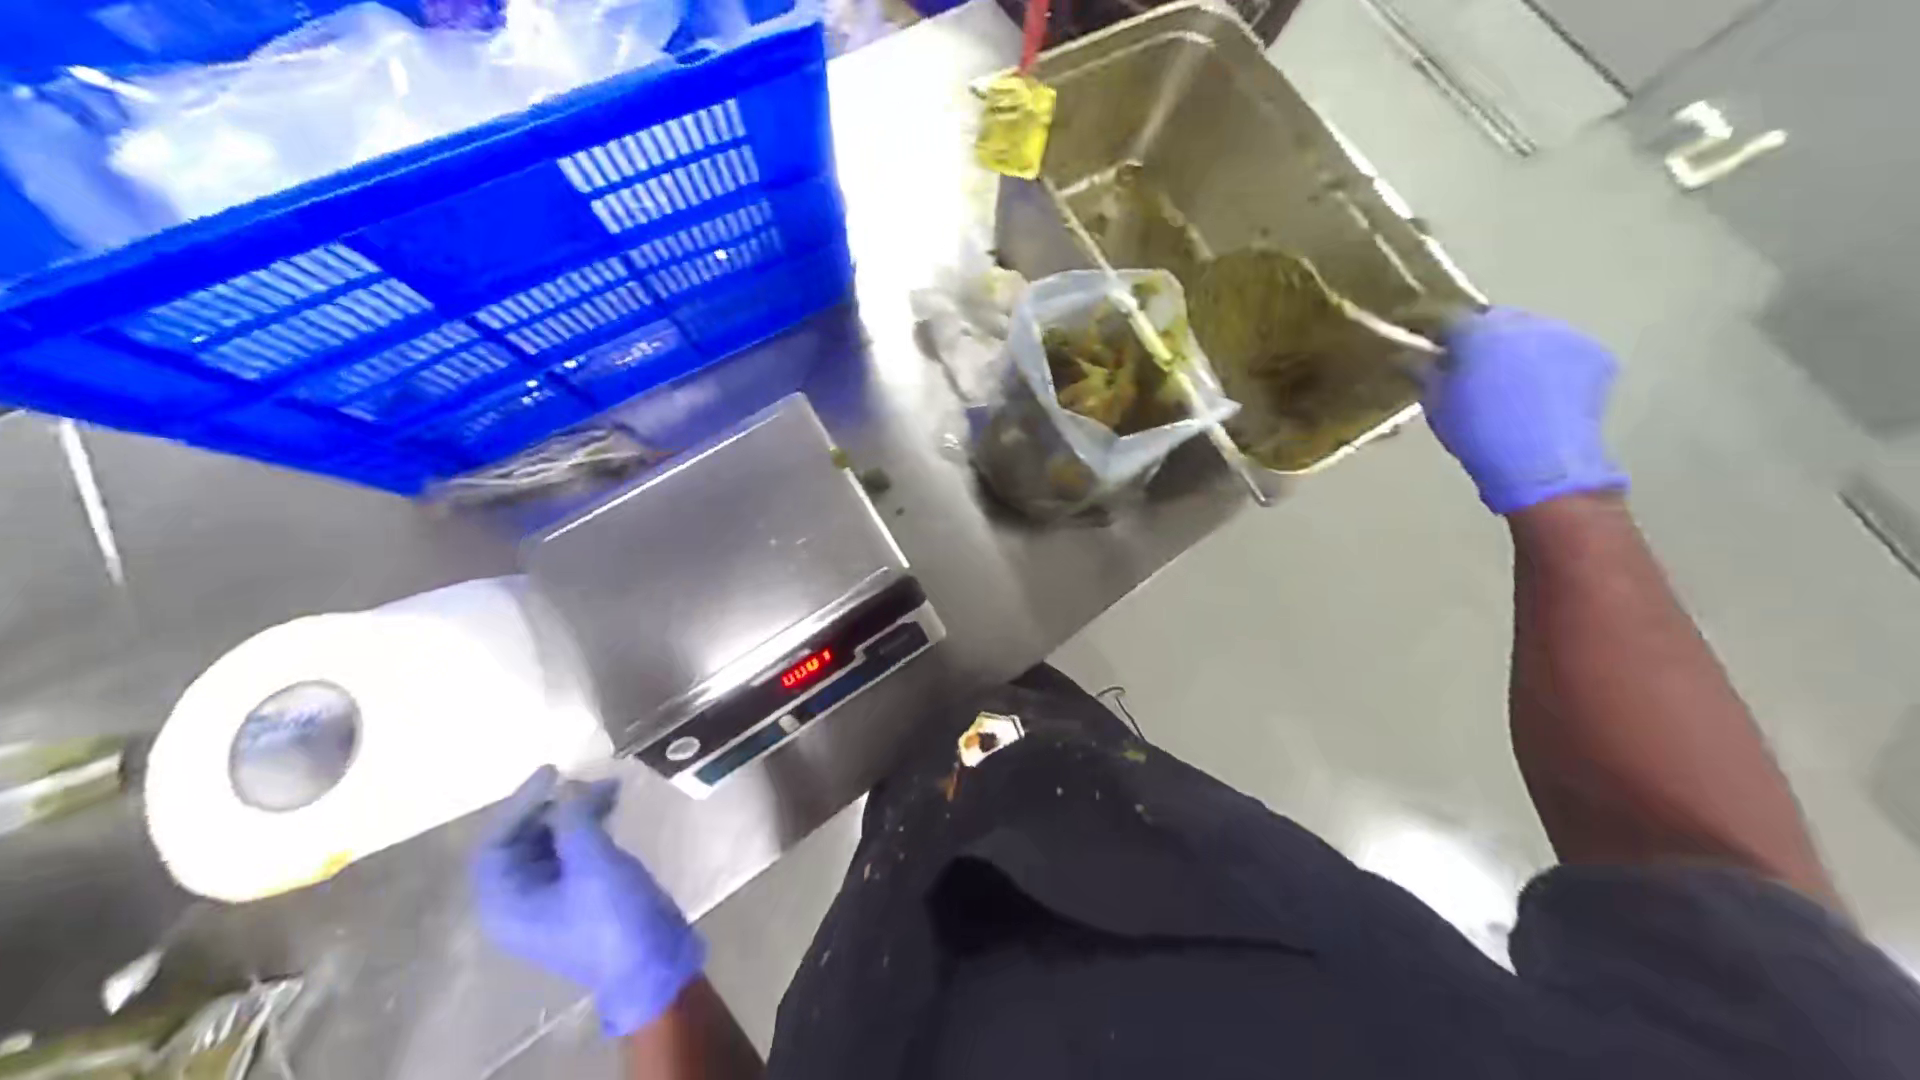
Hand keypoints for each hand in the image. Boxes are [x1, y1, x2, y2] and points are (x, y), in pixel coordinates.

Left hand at [472, 767, 705, 1035]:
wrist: (653, 962)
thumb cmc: (612, 916)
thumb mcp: (592, 862)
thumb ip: (574, 818)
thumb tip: (566, 786)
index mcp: (506, 903)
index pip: (496, 843)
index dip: (520, 803)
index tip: (554, 773)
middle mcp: (520, 902)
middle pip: (522, 841)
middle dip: (553, 806)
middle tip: (583, 779)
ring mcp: (552, 899)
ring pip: (551, 844)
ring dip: (575, 813)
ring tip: (609, 788)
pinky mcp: (581, 895)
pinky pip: (573, 853)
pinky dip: (589, 827)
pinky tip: (612, 809)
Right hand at [1424, 308, 1627, 514]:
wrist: (1542, 461)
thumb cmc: (1476, 432)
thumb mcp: (1436, 403)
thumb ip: (1424, 372)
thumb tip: (1410, 356)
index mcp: (1479, 332)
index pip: (1449, 318)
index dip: (1436, 332)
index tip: (1426, 346)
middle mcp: (1524, 323)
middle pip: (1496, 320)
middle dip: (1481, 337)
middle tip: (1467, 364)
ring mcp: (1565, 335)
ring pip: (1531, 332)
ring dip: (1515, 348)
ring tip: (1506, 379)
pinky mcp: (1595, 354)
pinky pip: (1561, 349)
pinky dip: (1546, 362)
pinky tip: (1537, 390)